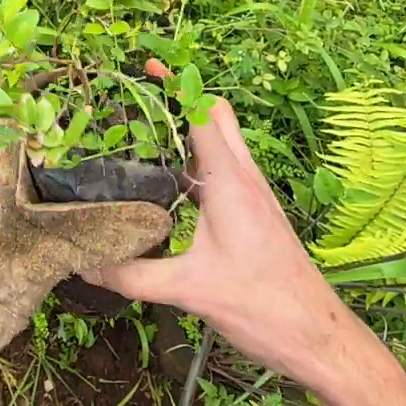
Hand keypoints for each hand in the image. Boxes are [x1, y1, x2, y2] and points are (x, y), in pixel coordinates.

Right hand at [81, 93, 405, 405]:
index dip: (176, 85)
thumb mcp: (189, 290)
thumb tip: (85, 265)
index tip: (149, 67)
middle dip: (187, 95)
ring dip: (195, 125)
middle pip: (219, 113)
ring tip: (153, 133)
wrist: (320, 338)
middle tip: (149, 97)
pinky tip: (176, 182)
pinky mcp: (258, 210)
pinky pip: (228, 164)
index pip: (202, 114)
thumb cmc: (262, 307)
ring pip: (226, 138)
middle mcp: (245, 177)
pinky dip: (202, 156)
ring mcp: (255, 192)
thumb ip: (133, 275)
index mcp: (229, 182)